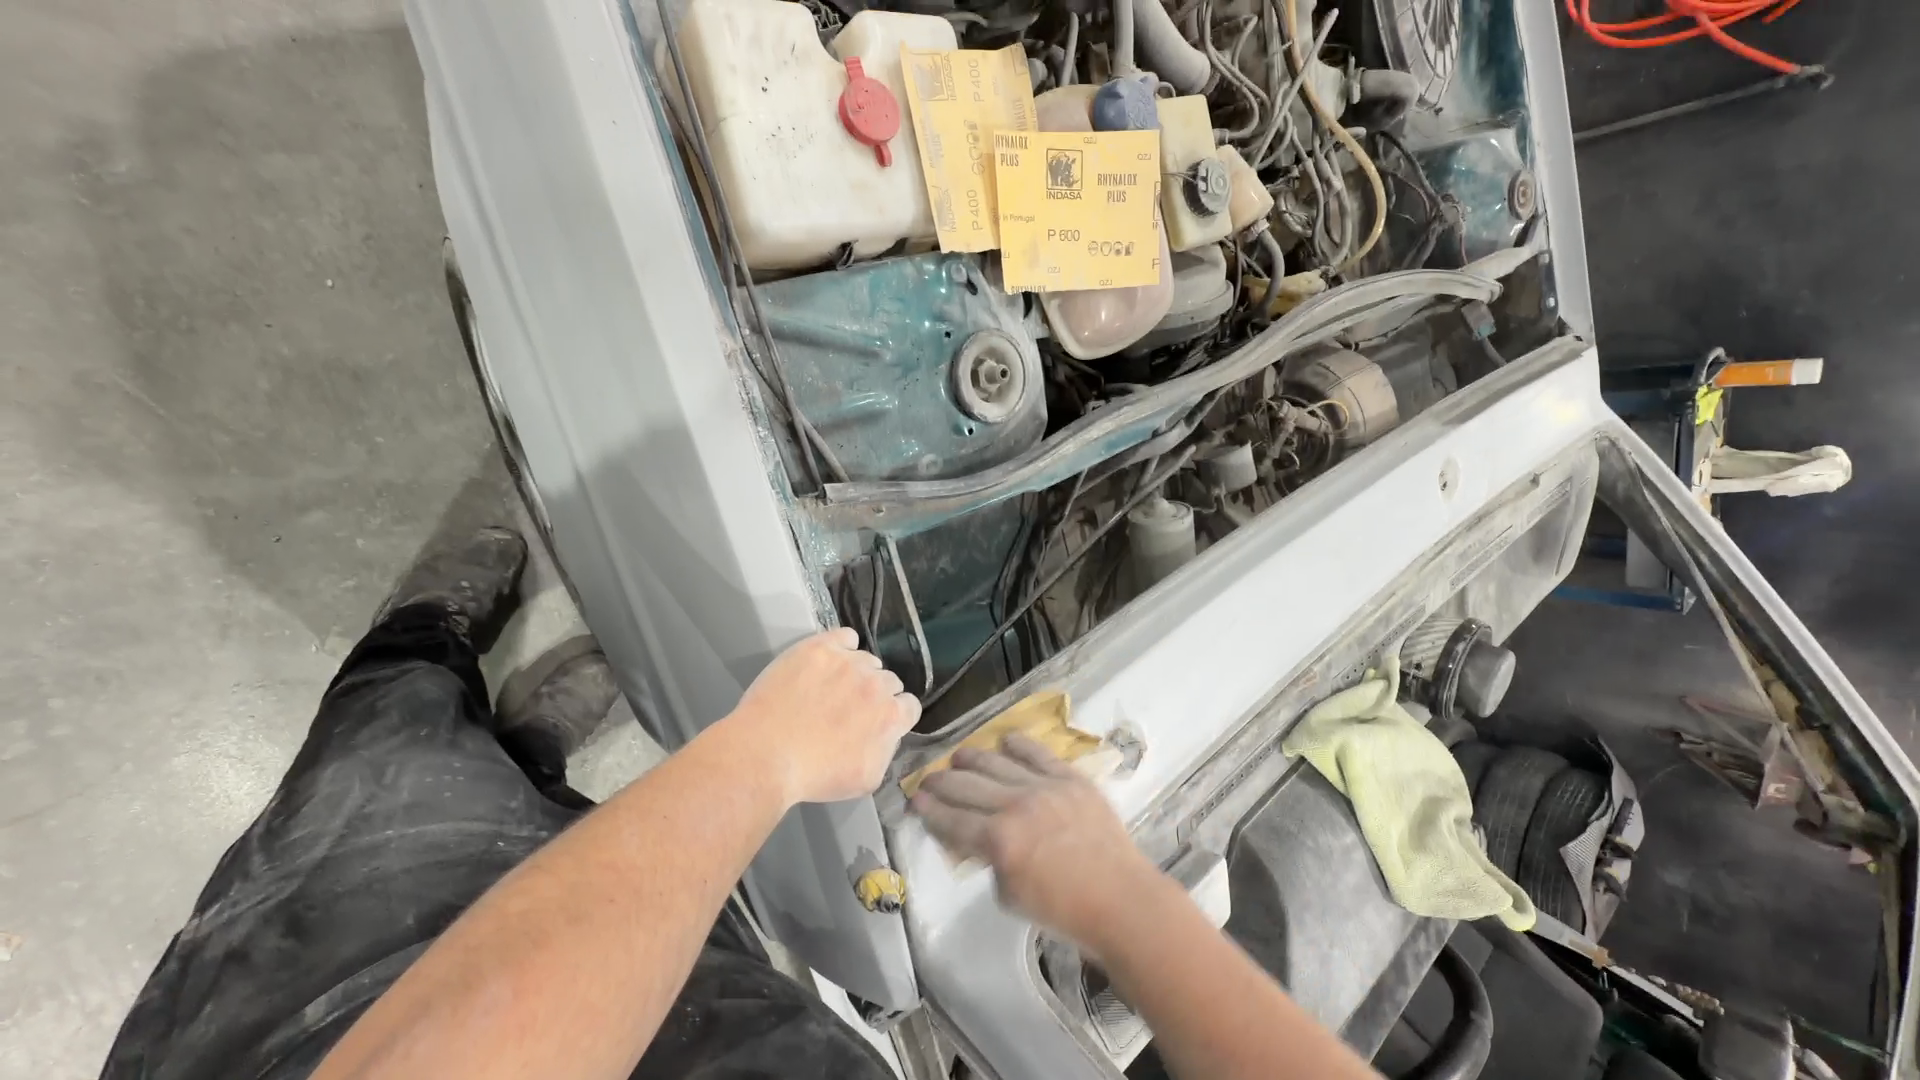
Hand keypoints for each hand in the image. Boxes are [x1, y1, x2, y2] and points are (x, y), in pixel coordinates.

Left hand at [723, 628, 921, 805]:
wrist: (765, 754)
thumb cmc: (815, 775)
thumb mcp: (867, 779)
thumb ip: (887, 751)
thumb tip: (887, 735)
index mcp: (891, 716)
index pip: (910, 706)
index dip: (894, 715)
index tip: (876, 723)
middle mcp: (876, 683)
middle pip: (888, 681)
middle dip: (874, 695)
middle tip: (848, 710)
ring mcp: (847, 661)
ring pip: (866, 660)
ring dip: (856, 673)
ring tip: (829, 689)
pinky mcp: (820, 647)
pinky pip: (846, 636)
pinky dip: (842, 646)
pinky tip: (827, 661)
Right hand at [910, 733, 1166, 955]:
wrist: (1121, 900)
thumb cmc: (1063, 911)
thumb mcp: (1009, 896)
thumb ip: (988, 862)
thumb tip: (979, 840)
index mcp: (998, 841)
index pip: (952, 820)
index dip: (929, 810)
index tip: (915, 800)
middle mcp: (1016, 806)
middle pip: (967, 786)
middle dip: (941, 782)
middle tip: (928, 779)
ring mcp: (1045, 787)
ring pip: (998, 763)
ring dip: (972, 759)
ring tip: (958, 757)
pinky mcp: (1071, 779)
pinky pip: (1039, 754)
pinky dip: (1019, 745)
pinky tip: (1004, 741)